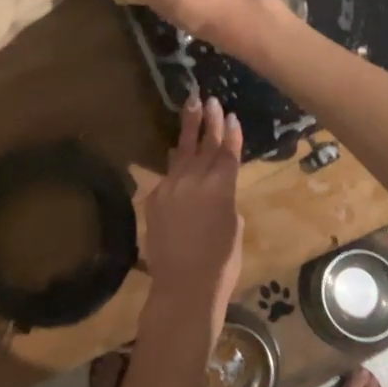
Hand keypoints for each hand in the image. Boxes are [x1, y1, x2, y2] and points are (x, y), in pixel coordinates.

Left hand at [143, 95, 243, 319]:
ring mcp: (170, 187)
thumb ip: (226, 201)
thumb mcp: (234, 228)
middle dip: (209, 121)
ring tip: (191, 106)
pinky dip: (175, 162)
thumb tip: (217, 190)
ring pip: (181, 153)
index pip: (227, 153)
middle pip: (203, 145)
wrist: (183, 287)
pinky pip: (167, 174)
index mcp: (220, 188)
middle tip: (210, 99)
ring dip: (188, 130)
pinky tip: (177, 150)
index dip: (231, 134)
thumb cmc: (221, 265)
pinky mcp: (154, 198)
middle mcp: (193, 181)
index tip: (231, 115)